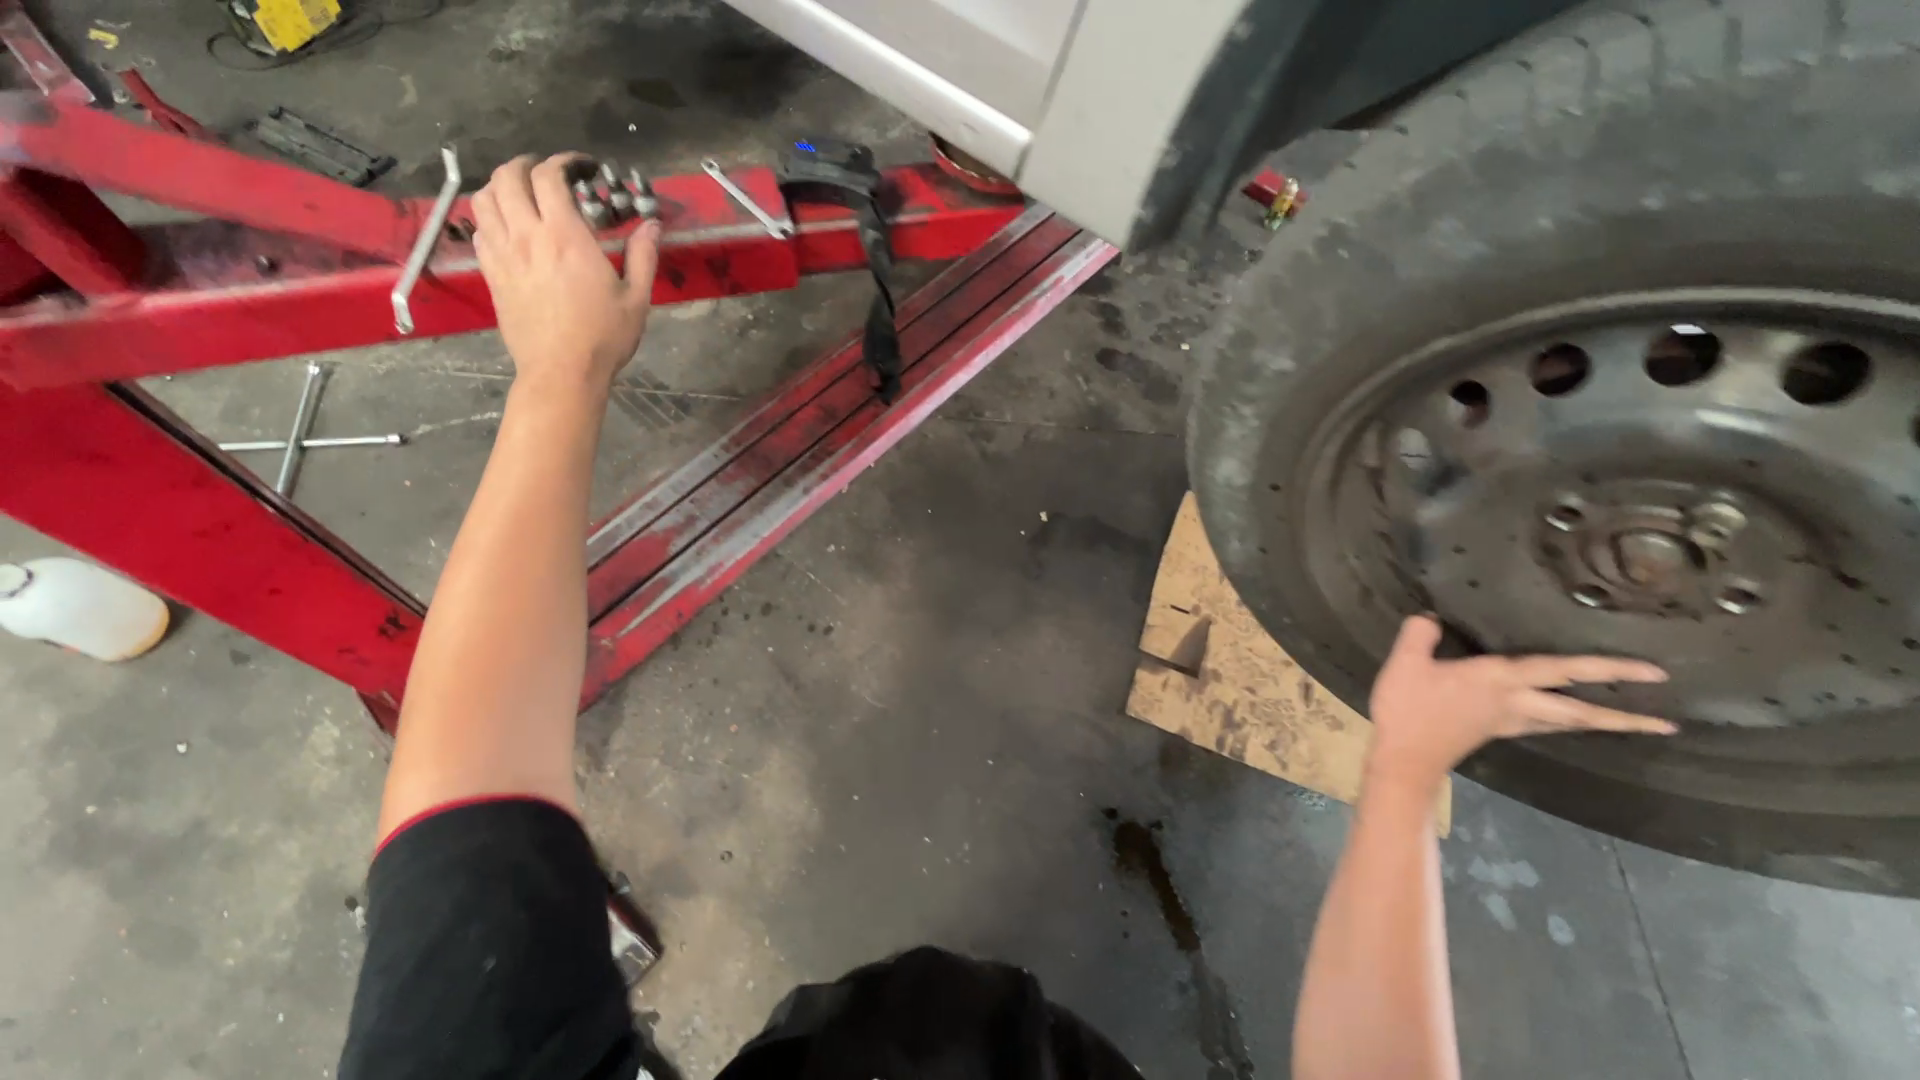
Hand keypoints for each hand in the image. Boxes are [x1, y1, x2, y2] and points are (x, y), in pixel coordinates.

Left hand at [471, 153, 662, 390]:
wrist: (562, 373)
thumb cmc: (604, 337)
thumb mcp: (637, 298)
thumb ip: (643, 256)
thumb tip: (652, 225)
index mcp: (566, 236)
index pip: (549, 176)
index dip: (563, 162)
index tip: (580, 167)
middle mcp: (527, 236)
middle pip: (507, 177)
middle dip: (525, 165)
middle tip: (545, 173)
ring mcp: (504, 255)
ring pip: (484, 199)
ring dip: (501, 186)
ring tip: (520, 193)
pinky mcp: (491, 275)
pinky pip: (479, 231)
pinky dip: (491, 218)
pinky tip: (508, 229)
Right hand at [1365, 615, 1674, 787]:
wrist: (1403, 759)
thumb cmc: (1408, 710)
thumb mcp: (1404, 665)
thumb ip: (1419, 634)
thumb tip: (1432, 616)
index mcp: (1498, 680)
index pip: (1561, 670)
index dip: (1607, 668)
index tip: (1654, 673)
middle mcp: (1515, 702)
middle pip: (1579, 710)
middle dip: (1623, 715)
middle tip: (1667, 723)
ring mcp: (1509, 721)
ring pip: (1568, 722)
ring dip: (1602, 723)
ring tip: (1632, 723)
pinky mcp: (1497, 731)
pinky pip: (1548, 725)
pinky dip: (1570, 724)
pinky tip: (1569, 722)